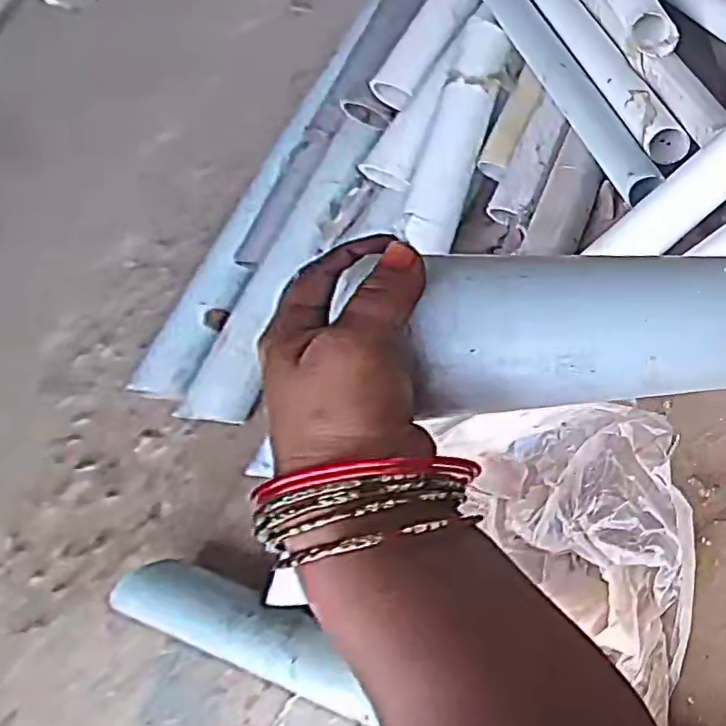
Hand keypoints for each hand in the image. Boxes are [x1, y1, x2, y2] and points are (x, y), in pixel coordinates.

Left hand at [260, 235, 434, 474]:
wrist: (362, 478)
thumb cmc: (337, 419)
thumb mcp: (356, 341)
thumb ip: (380, 296)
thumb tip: (400, 258)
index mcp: (289, 336)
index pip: (317, 277)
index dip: (352, 255)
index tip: (390, 247)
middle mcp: (314, 358)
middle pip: (347, 305)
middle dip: (379, 286)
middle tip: (412, 276)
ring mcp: (349, 382)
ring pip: (377, 336)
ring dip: (402, 321)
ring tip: (428, 310)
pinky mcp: (383, 402)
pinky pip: (403, 365)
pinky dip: (421, 352)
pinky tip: (437, 352)